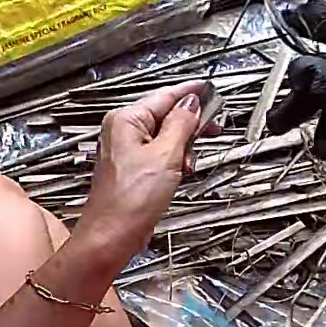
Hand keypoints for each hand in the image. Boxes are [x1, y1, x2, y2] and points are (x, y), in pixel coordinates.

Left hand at [79, 80, 207, 257]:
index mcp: (126, 120)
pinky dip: (173, 162)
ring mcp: (126, 152)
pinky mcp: (132, 171)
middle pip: (165, 116)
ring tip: (188, 163)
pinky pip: (159, 157)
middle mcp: (122, 132)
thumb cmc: (129, 200)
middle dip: (190, 125)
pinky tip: (180, 173)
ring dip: (183, 148)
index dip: (191, 93)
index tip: (210, 91)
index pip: (165, 96)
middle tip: (212, 127)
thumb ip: (181, 124)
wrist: (112, 235)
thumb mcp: (165, 155)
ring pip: (164, 138)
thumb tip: (191, 103)